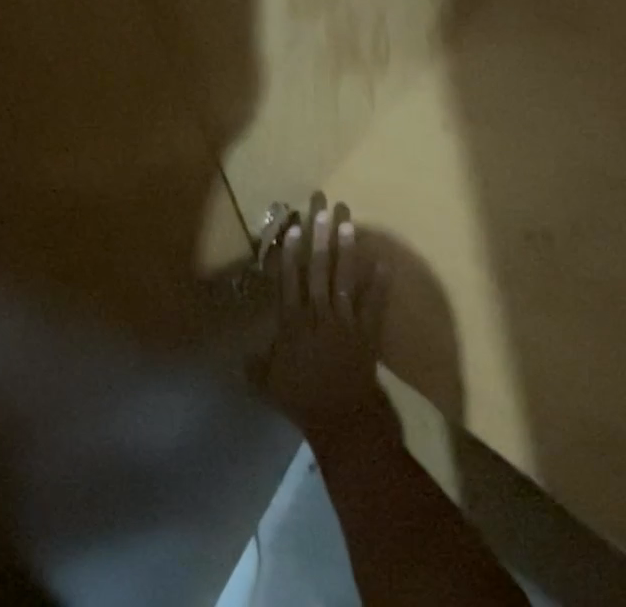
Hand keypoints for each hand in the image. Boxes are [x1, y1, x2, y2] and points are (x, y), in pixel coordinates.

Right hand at [252, 194, 397, 454]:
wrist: (340, 415)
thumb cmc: (300, 399)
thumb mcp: (267, 384)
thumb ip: (255, 365)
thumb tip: (242, 355)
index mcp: (292, 323)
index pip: (289, 280)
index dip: (289, 253)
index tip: (292, 227)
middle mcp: (318, 313)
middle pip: (319, 268)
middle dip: (320, 236)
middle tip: (323, 209)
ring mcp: (346, 319)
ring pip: (345, 277)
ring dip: (347, 248)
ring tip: (349, 222)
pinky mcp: (367, 329)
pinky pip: (374, 301)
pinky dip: (379, 282)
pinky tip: (383, 260)